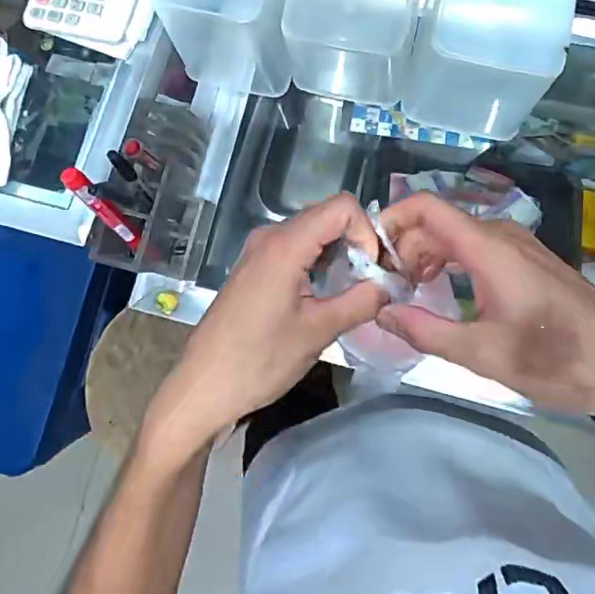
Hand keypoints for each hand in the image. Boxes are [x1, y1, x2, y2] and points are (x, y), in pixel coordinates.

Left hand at [141, 195, 389, 460]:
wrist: (202, 387)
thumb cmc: (259, 361)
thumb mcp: (319, 332)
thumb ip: (362, 301)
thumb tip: (392, 285)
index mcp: (286, 244)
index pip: (342, 206)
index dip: (366, 232)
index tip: (372, 269)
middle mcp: (271, 235)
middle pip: (329, 215)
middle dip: (357, 242)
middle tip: (370, 281)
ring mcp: (260, 248)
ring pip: (315, 230)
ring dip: (340, 252)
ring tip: (352, 290)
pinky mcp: (255, 264)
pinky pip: (298, 246)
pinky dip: (320, 260)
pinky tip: (325, 293)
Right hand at [375, 193, 594, 420]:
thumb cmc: (555, 358)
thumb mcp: (484, 353)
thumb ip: (426, 330)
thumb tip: (381, 311)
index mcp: (487, 246)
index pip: (426, 206)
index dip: (392, 219)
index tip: (370, 254)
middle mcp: (500, 232)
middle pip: (436, 222)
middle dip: (404, 248)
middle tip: (385, 288)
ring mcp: (516, 242)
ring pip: (455, 234)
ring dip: (426, 256)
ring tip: (408, 293)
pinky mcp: (526, 256)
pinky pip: (476, 245)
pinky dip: (450, 261)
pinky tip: (442, 291)